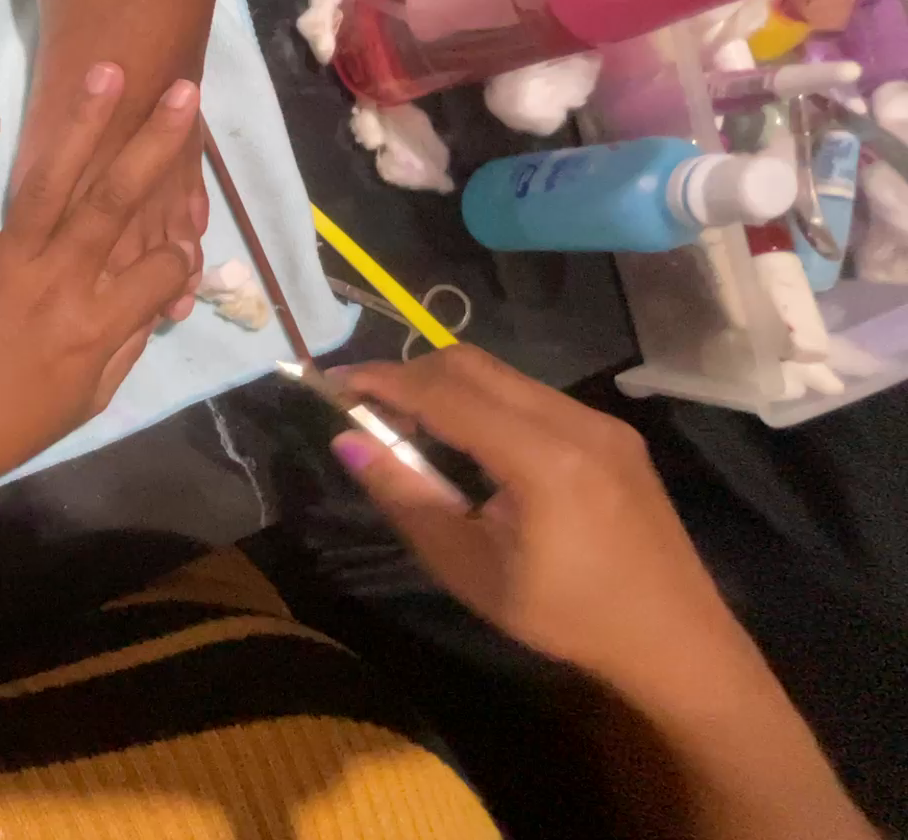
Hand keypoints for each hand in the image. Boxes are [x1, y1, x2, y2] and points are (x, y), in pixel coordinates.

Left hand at [0, 62, 199, 482]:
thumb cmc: (23, 423)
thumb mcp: (94, 396)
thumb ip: (129, 339)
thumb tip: (156, 297)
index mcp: (97, 323)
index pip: (162, 268)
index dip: (182, 259)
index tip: (180, 255)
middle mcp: (57, 281)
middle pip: (112, 203)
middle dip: (152, 144)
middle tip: (181, 92)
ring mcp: (6, 262)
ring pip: (47, 186)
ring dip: (78, 127)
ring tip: (105, 74)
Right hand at [329, 346, 739, 684]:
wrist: (679, 648)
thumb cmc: (562, 616)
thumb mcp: (464, 564)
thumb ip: (402, 494)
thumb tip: (346, 439)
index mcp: (544, 459)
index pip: (443, 393)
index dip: (381, 380)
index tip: (332, 383)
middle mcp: (577, 423)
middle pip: (469, 364)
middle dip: (406, 372)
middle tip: (365, 404)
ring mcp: (600, 424)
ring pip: (497, 374)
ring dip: (440, 384)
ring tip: (404, 421)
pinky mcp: (609, 433)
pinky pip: (524, 392)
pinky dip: (475, 398)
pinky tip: (460, 437)